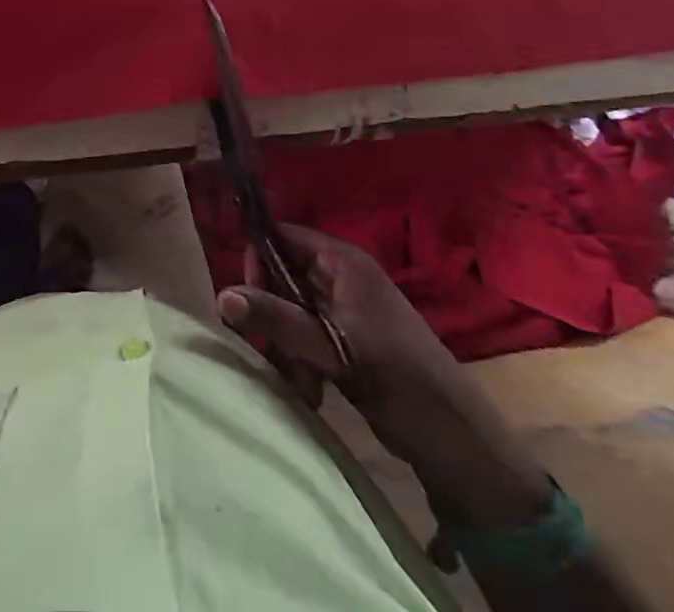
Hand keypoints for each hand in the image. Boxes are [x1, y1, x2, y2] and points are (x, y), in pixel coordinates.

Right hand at [218, 223, 552, 527]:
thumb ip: (276, 319)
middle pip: (280, 276)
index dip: (258, 262)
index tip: (245, 301)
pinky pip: (302, 335)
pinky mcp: (344, 339)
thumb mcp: (331, 348)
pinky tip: (308, 388)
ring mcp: (343, 309)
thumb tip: (222, 295)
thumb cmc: (397, 378)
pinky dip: (298, 360)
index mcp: (344, 263)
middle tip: (268, 349)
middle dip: (269, 314)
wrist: (451, 436)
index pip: (282, 237)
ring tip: (297, 379)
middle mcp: (341, 278)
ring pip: (288, 310)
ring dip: (283, 345)